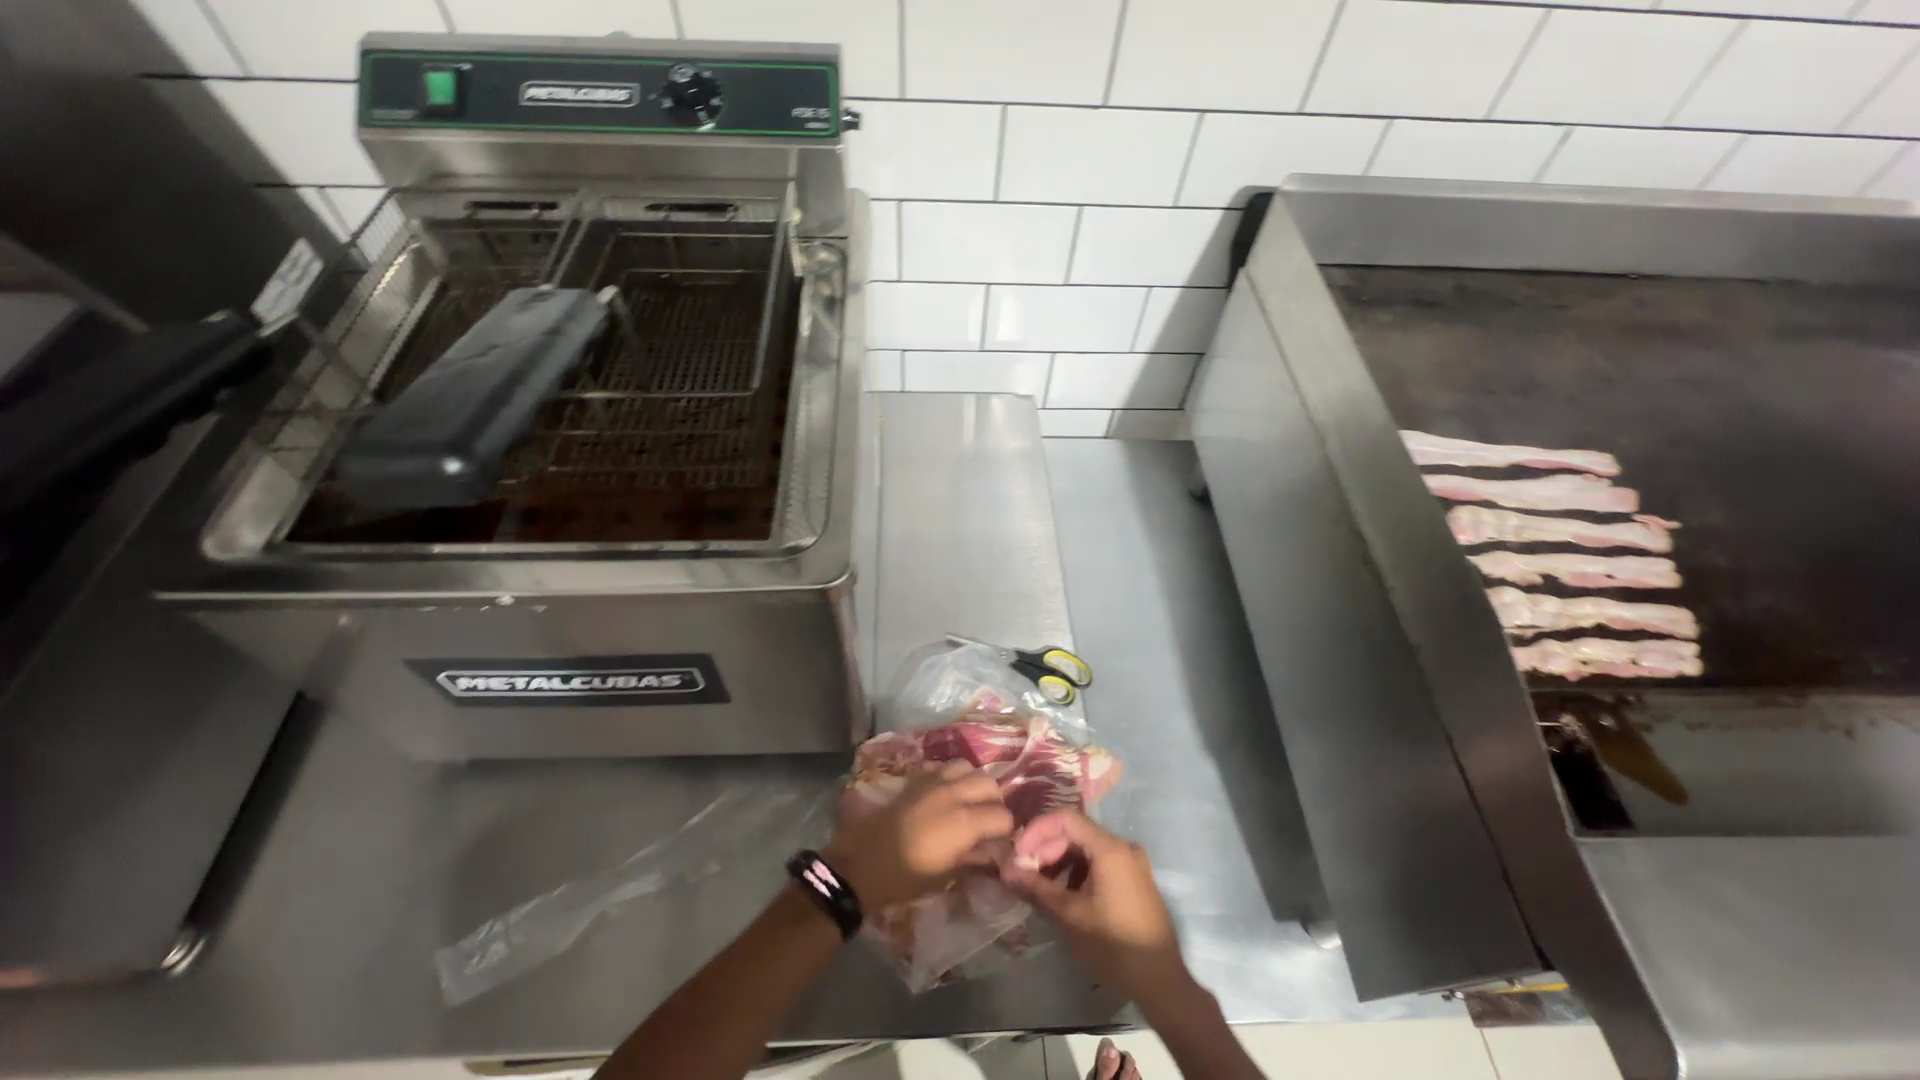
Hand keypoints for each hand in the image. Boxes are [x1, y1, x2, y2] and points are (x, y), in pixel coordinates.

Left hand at [824, 761, 1014, 909]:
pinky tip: (945, 794)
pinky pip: (941, 767)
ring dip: (973, 782)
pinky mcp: (913, 780)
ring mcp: (931, 782)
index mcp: (965, 821)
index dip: (1005, 831)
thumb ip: (972, 859)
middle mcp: (952, 794)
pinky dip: (949, 776)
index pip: (1003, 816)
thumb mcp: (945, 876)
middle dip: (994, 801)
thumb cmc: (905, 878)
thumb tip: (990, 852)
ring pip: (966, 767)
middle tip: (987, 822)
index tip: (999, 843)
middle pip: (989, 784)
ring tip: (968, 802)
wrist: (861, 865)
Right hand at [1001, 810, 1193, 1004]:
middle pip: (1076, 832)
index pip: (1066, 819)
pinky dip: (1077, 872)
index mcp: (1111, 849)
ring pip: (1086, 848)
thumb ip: (1036, 888)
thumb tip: (1006, 870)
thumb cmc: (1113, 945)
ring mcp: (1132, 863)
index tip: (1017, 855)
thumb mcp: (1069, 916)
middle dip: (1046, 849)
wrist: (1159, 980)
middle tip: (1025, 875)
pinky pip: (1099, 863)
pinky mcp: (1134, 879)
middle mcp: (1124, 847)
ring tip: (1039, 887)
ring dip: (1059, 862)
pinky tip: (1063, 895)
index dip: (1037, 831)